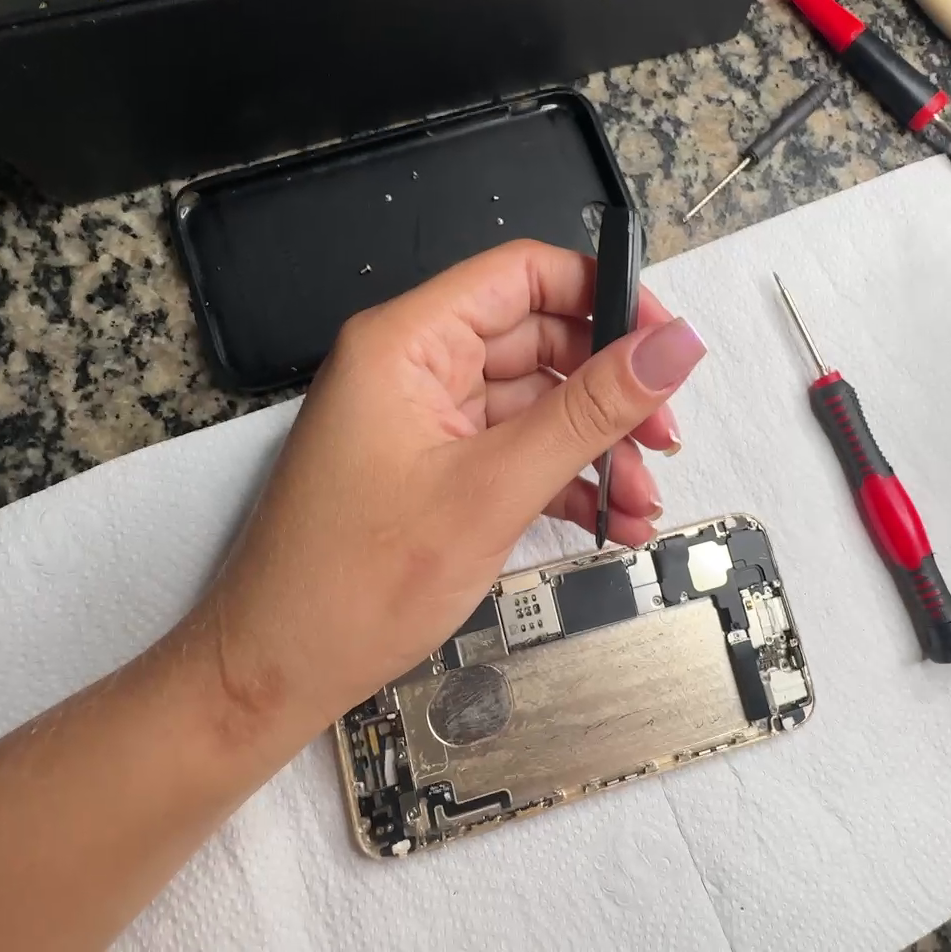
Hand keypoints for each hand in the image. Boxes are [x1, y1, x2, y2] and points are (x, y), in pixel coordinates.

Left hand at [185, 240, 708, 728]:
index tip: (663, 343)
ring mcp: (426, 420)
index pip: (523, 275)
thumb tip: (674, 346)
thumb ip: (590, 411)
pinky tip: (608, 520)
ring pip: (536, 405)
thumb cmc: (355, 584)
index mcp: (409, 342)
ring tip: (640, 501)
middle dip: (609, 393)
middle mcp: (416, 367)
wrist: (276, 676)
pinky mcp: (435, 468)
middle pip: (539, 343)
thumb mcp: (493, 488)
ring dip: (596, 448)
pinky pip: (516, 451)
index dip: (602, 295)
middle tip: (664, 439)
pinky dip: (565, 481)